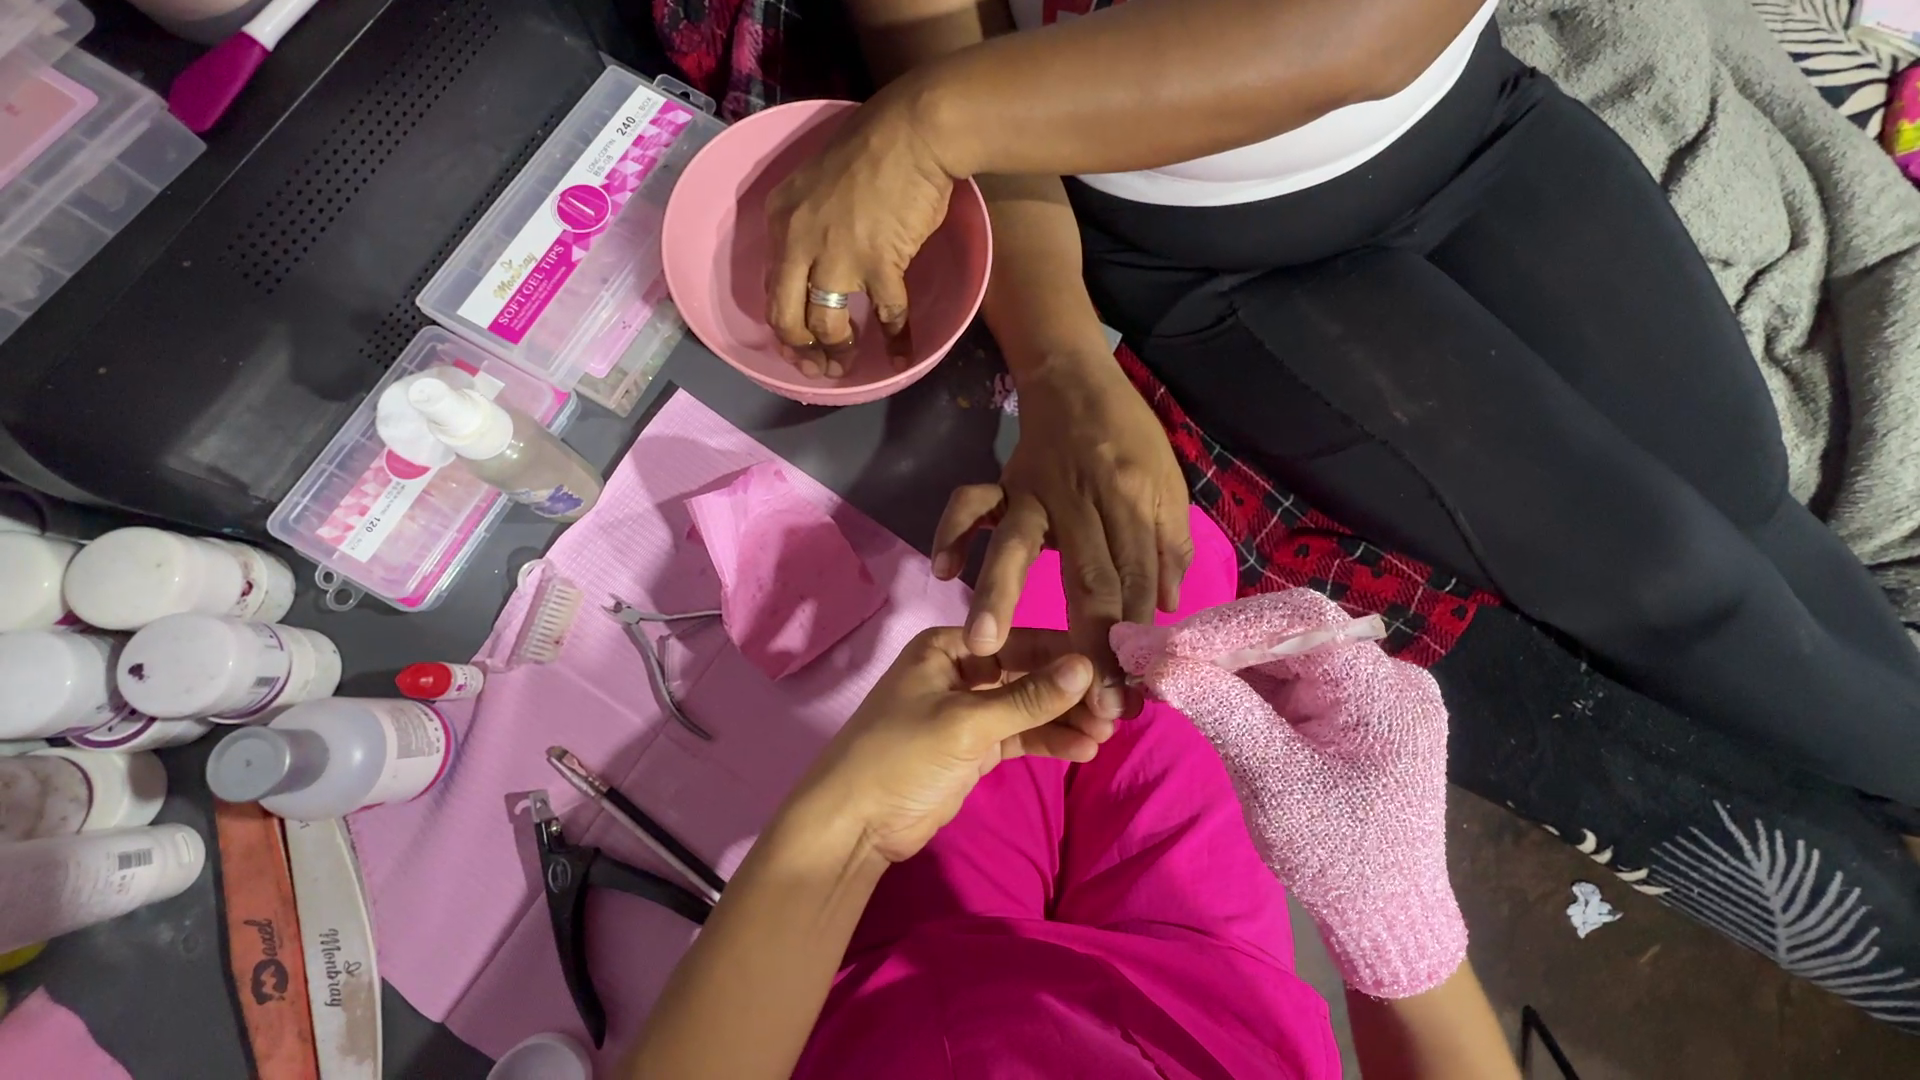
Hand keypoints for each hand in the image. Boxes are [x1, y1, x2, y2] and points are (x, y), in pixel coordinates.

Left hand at [765, 95, 954, 376]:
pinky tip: (902, 357)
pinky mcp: (880, 265)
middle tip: (817, 368)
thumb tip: (816, 264)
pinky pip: (887, 315)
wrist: (912, 132)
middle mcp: (800, 243)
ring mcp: (839, 257)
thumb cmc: (871, 147)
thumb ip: (808, 224)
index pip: (771, 286)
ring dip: (839, 352)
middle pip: (787, 316)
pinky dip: (897, 341)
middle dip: (801, 350)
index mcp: (782, 221)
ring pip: (828, 325)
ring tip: (849, 364)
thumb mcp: (817, 181)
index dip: (783, 324)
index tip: (796, 344)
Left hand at [788, 627, 1105, 864]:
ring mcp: (970, 709)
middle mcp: (963, 669)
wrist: (855, 823)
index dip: (1069, 655)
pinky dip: (1048, 740)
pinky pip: (1020, 734)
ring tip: (1107, 732)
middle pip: (1030, 673)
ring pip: (1029, 706)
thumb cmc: (901, 755)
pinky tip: (1083, 748)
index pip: (1021, 640)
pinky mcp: (975, 745)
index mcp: (950, 645)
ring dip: (1065, 718)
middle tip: (1119, 707)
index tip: (1115, 668)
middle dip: (1072, 692)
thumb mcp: (966, 723)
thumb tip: (1088, 668)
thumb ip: (1028, 698)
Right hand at [931, 356, 1192, 710]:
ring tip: (986, 647)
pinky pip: (971, 504)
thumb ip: (1168, 544)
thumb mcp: (1168, 485)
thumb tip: (1163, 605)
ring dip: (1002, 594)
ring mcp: (1036, 492)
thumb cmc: (1130, 436)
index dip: (1134, 639)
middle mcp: (1084, 503)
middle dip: (1087, 644)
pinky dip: (954, 532)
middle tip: (1084, 704)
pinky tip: (944, 570)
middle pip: (1086, 580)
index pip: (1134, 582)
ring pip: (1019, 546)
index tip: (1130, 694)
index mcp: (1133, 505)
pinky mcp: (1003, 482)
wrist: (1079, 378)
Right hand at [1112, 589, 1465, 998]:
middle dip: (1212, 640)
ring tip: (1156, 667)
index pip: (1301, 620)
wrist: (1382, 909)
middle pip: (1285, 628)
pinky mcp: (1343, 699)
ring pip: (1277, 646)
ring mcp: (1364, 684)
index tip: (1159, 645)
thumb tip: (1139, 649)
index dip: (1225, 623)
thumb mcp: (1270, 781)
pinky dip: (1234, 677)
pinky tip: (1194, 684)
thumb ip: (1213, 707)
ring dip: (1215, 657)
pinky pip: (1282, 671)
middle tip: (1142, 654)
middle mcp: (1382, 671)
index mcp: (1382, 689)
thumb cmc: (1334, 855)